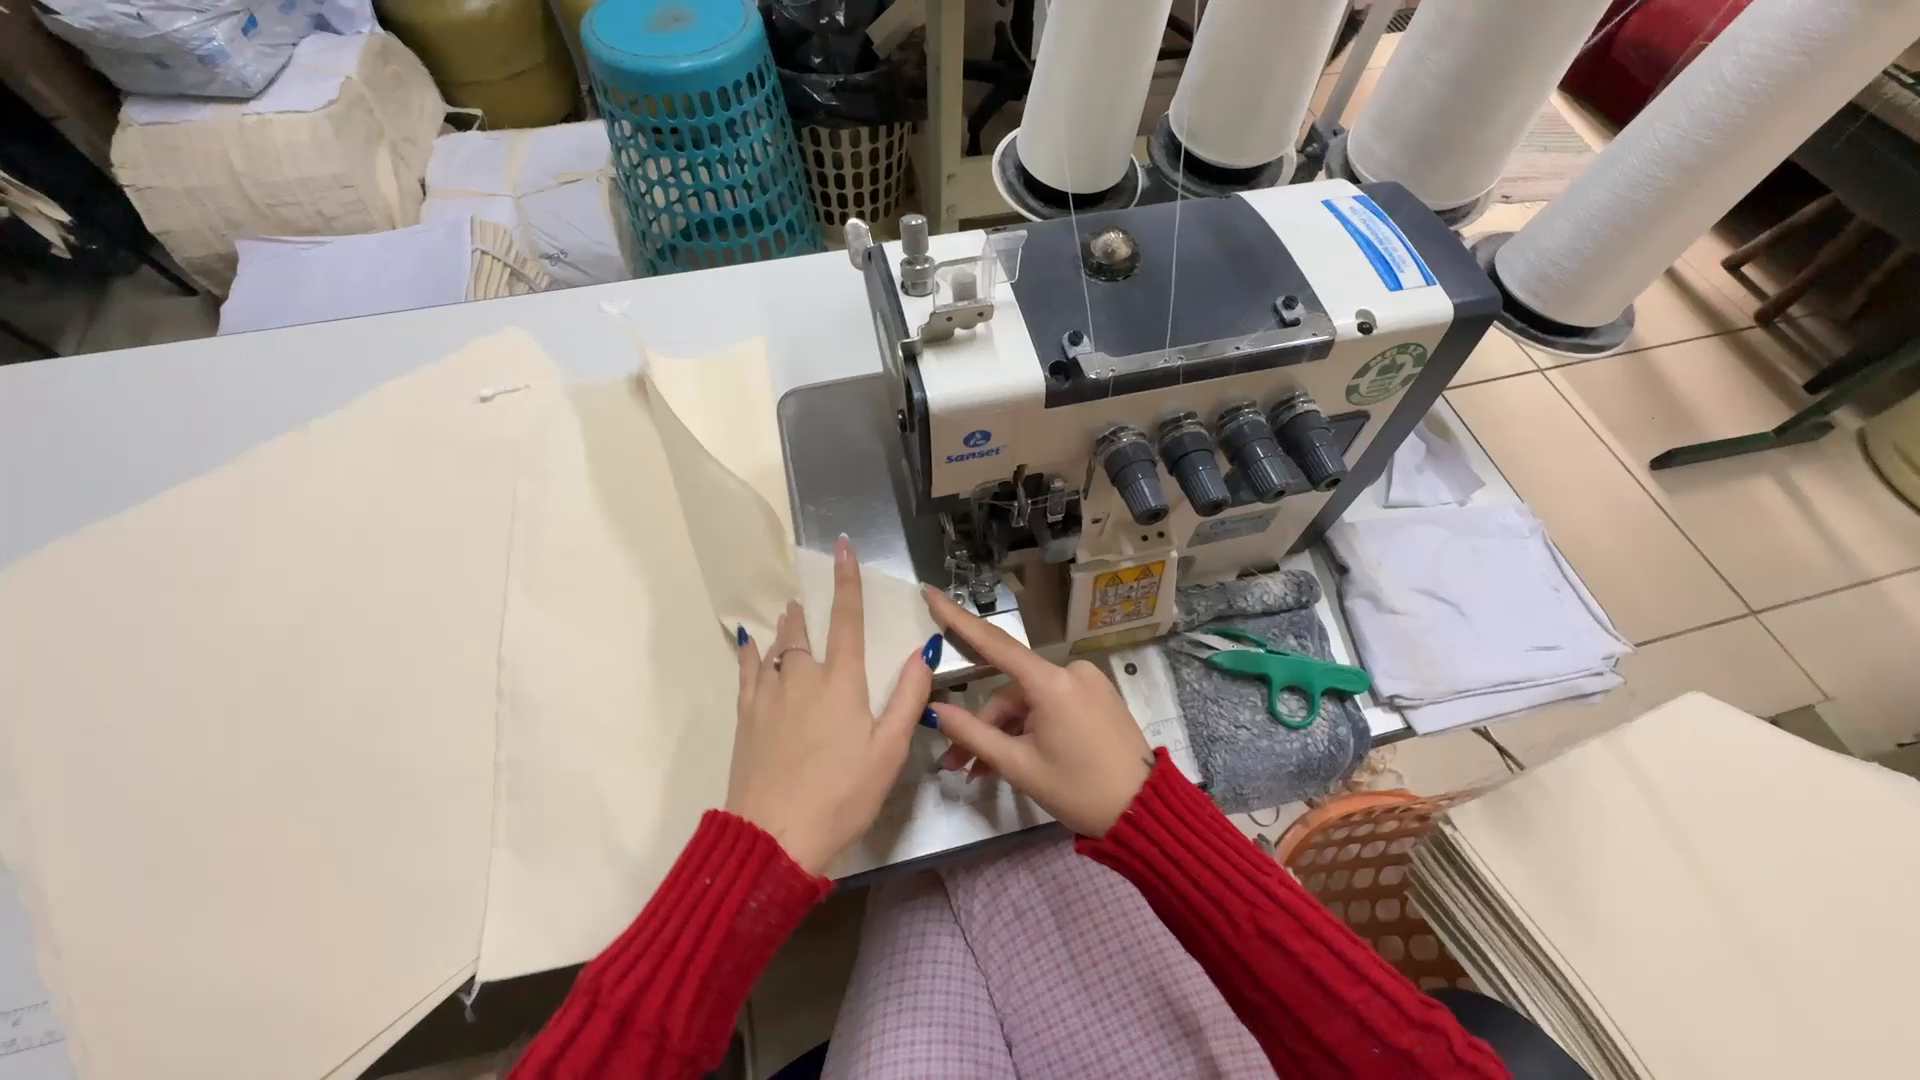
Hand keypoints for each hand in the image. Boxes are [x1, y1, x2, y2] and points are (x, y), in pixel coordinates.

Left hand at [725, 537, 935, 873]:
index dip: (847, 581)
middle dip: (809, 610)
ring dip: (784, 629)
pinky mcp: (746, 718)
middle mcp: (802, 678)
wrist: (775, 836)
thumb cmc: (842, 795)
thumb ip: (906, 698)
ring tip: (788, 615)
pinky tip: (748, 641)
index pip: (847, 620)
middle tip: (808, 599)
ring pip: (776, 648)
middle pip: (805, 631)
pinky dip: (749, 653)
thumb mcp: (889, 752)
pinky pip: (747, 673)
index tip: (842, 547)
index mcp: (842, 683)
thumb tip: (920, 651)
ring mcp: (769, 697)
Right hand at [923, 586, 1153, 837]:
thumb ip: (972, 734)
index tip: (930, 593)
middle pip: (1010, 692)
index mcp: (1051, 682)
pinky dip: (1030, 729)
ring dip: (1006, 734)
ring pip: (1029, 703)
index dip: (957, 618)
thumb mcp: (1018, 766)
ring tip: (983, 772)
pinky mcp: (1097, 697)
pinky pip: (1051, 706)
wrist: (1144, 812)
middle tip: (958, 764)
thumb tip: (934, 710)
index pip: (994, 643)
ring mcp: (1087, 683)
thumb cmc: (1078, 790)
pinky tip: (1016, 759)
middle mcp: (1071, 671)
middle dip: (983, 727)